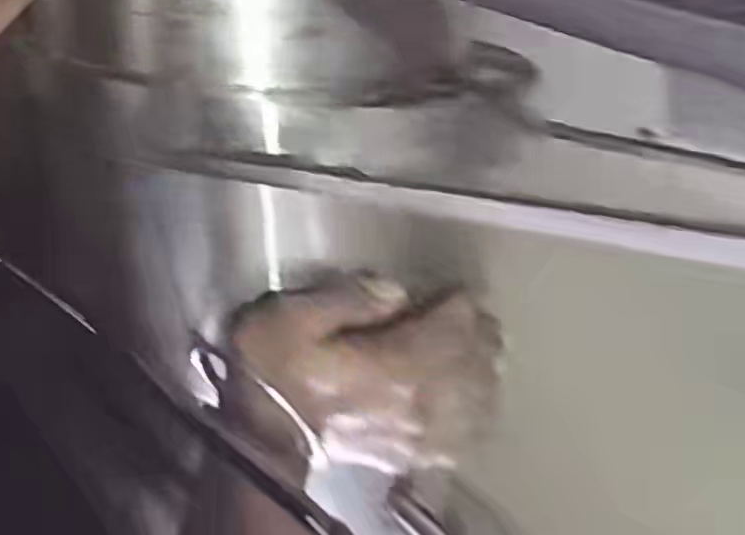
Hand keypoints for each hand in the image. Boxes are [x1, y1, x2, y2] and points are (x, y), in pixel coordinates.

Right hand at [227, 276, 503, 475]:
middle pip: (468, 370)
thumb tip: (394, 289)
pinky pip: (464, 436)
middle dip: (477, 341)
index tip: (460, 291)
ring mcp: (421, 437)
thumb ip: (343, 299)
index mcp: (395, 368)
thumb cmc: (272, 364)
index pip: (446, 335)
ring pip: (475, 404)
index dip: (458, 311)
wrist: (261, 429)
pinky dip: (477, 414)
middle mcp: (423, 406)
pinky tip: (472, 404)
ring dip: (484, 376)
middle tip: (479, 318)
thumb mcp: (291, 316)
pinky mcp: (412, 455)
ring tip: (481, 353)